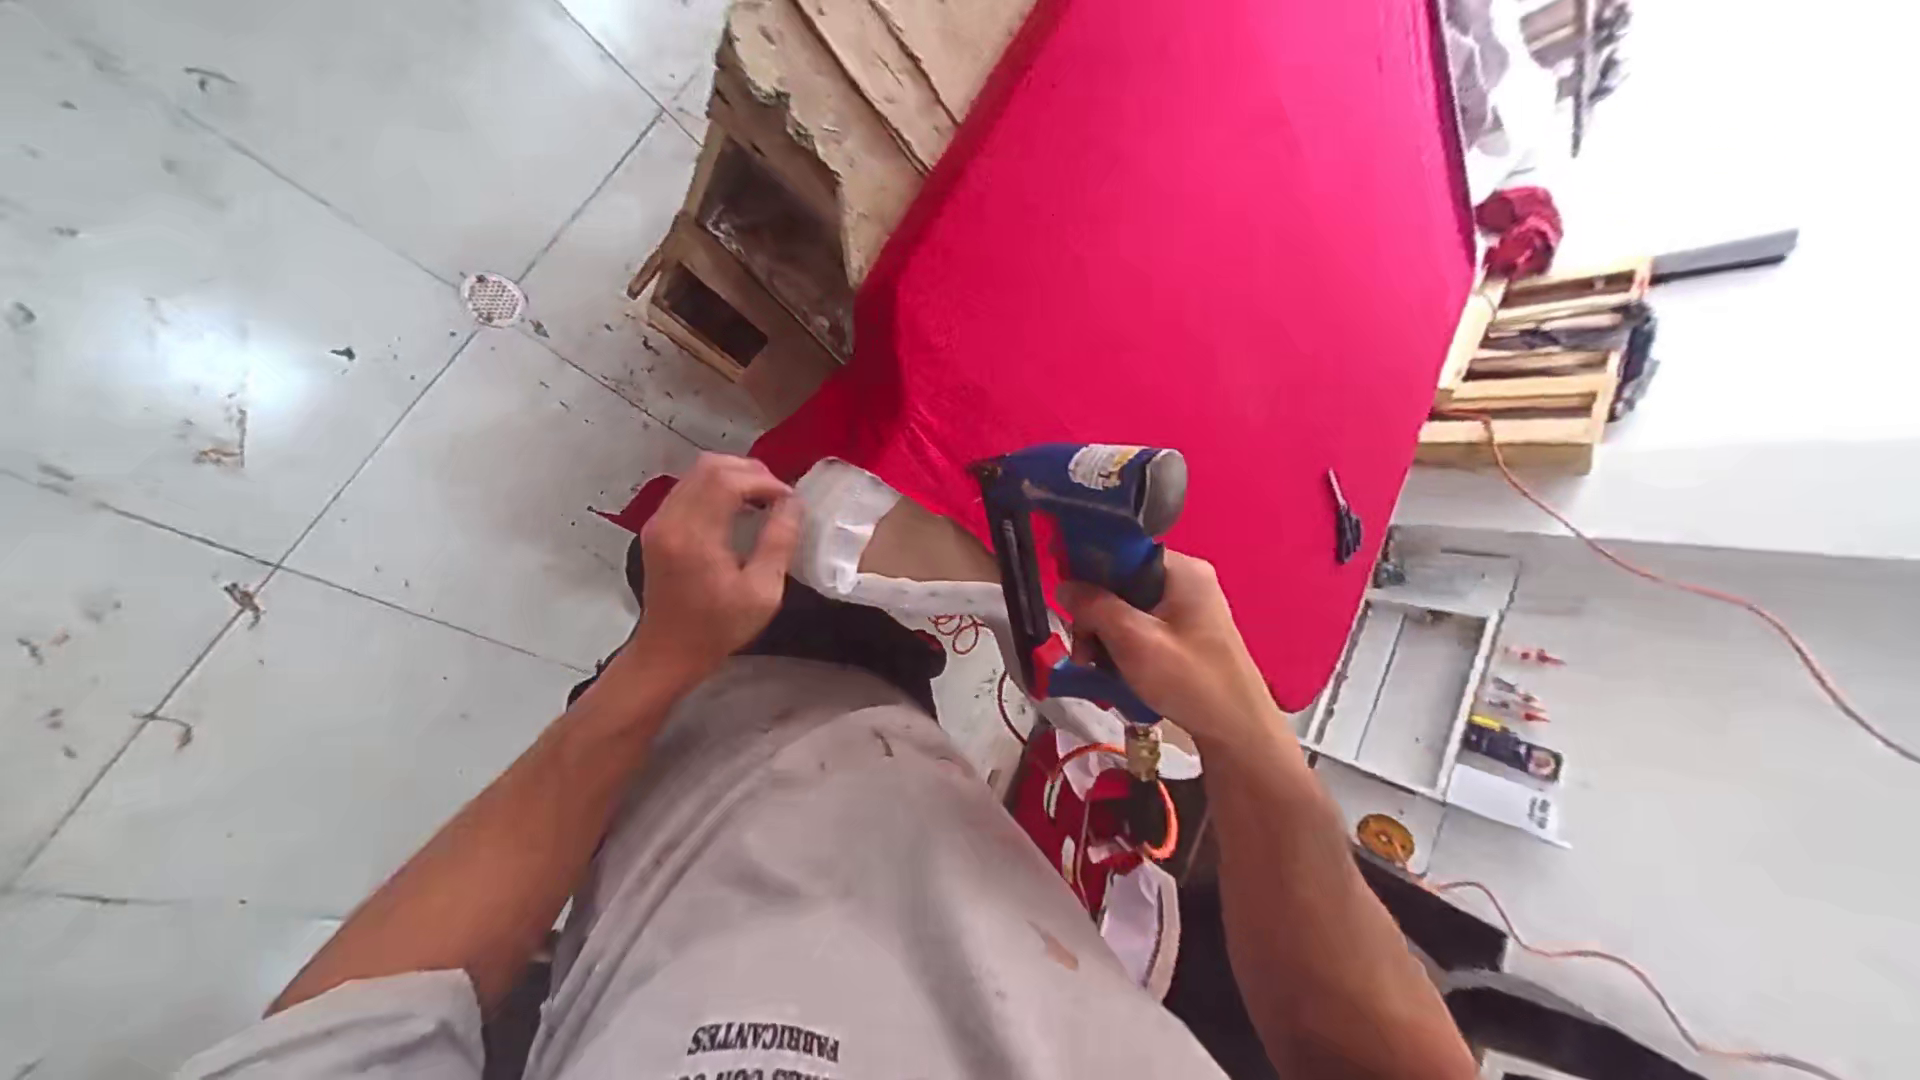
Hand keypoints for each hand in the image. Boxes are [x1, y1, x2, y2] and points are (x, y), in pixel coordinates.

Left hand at [629, 454, 801, 680]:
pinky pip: (689, 488)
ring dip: (734, 476)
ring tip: (762, 498)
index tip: (789, 500)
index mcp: (694, 537)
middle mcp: (670, 520)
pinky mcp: (658, 527)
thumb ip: (779, 542)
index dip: (764, 481)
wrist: (669, 652)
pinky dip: (717, 487)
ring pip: (697, 473)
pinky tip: (738, 508)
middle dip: (750, 472)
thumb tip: (793, 504)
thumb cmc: (719, 628)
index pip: (728, 481)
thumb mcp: (762, 591)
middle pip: (709, 467)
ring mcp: (659, 521)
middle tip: (778, 495)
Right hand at [1058, 551, 1279, 748]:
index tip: (1067, 602)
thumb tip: (1063, 585)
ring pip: (1126, 608)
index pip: (1122, 552)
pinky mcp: (1184, 634)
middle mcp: (1185, 581)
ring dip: (1104, 636)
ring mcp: (1187, 608)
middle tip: (1083, 651)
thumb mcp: (1134, 640)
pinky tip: (1114, 671)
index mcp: (1180, 570)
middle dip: (1094, 616)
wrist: (1238, 733)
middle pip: (1120, 583)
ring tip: (1094, 667)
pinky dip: (1122, 647)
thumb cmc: (1189, 681)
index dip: (1088, 571)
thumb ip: (1095, 607)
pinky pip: (1140, 628)